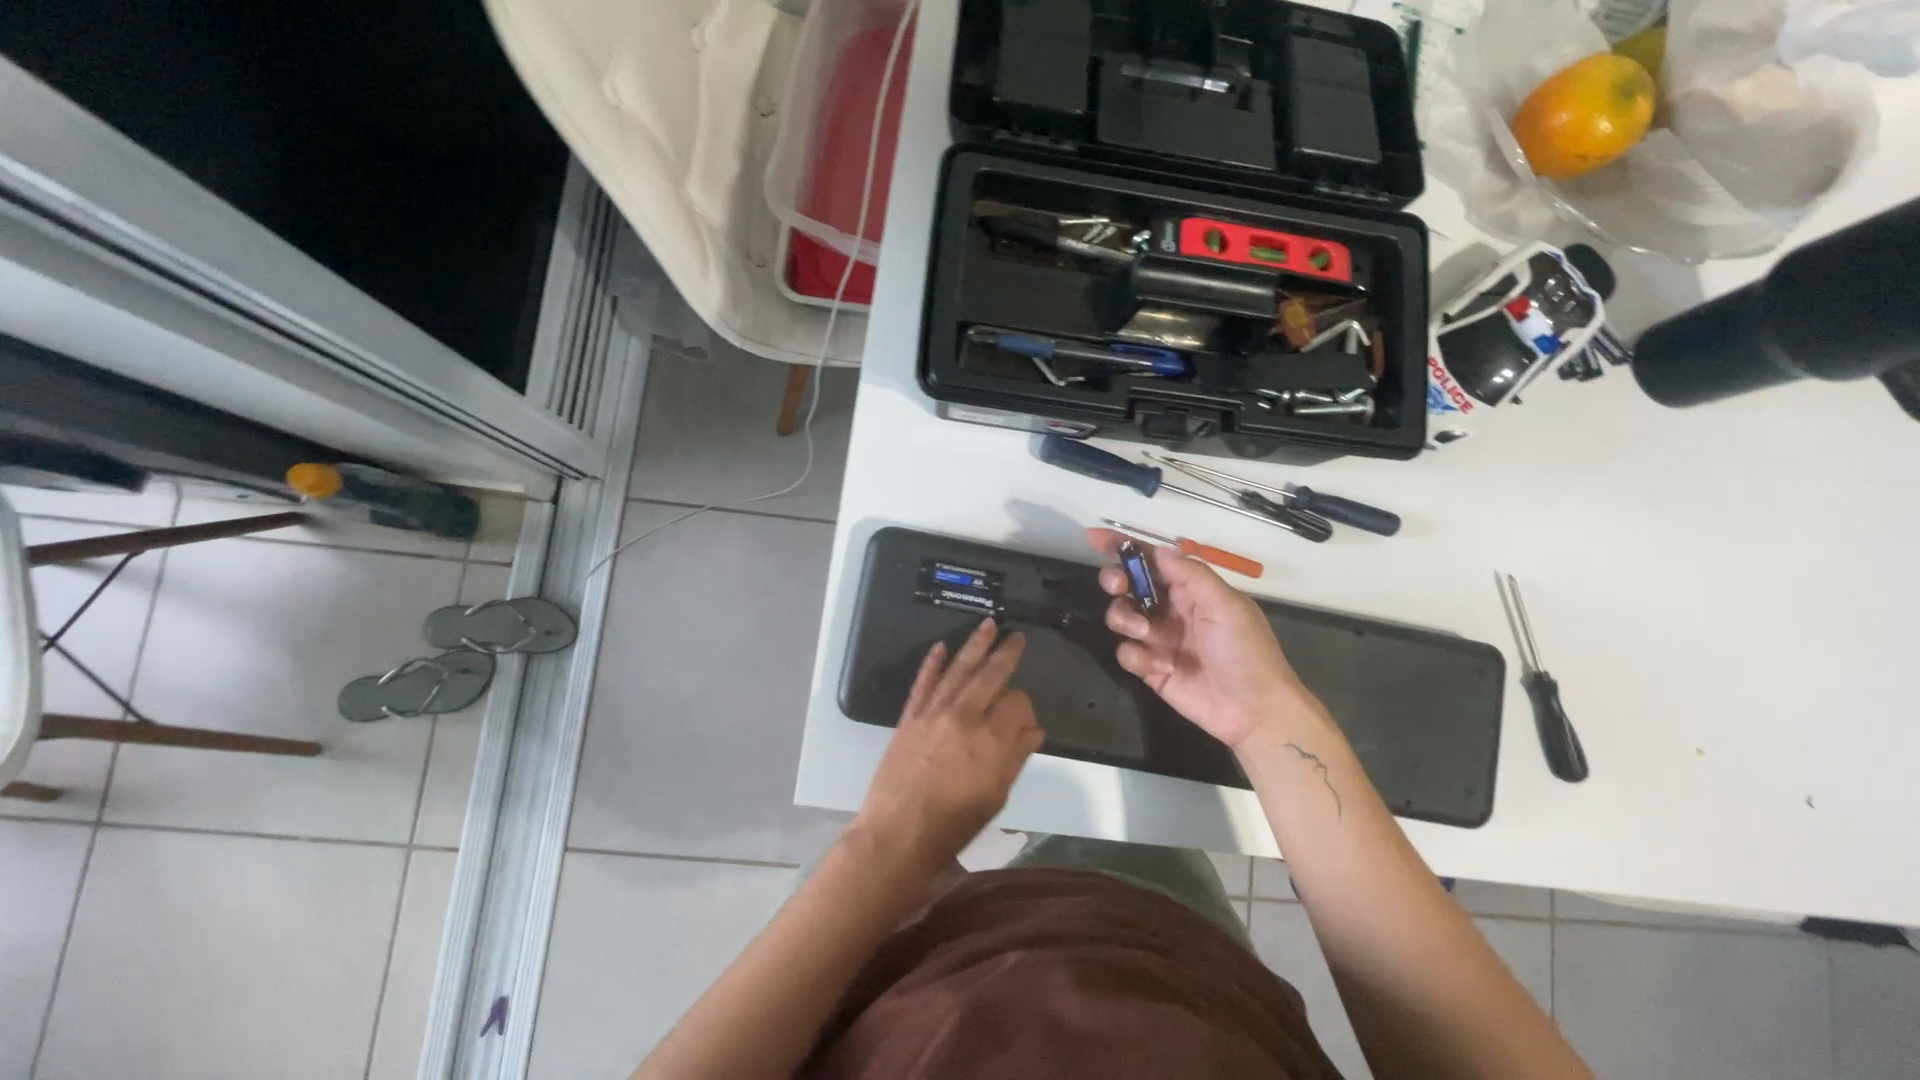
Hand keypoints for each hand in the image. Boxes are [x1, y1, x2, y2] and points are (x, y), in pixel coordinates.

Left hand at [854, 618, 1042, 873]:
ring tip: (988, 625)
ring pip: (957, 671)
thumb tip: (1034, 731)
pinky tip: (940, 647)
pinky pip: (922, 684)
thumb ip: (1015, 758)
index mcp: (990, 739)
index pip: (1017, 704)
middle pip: (989, 676)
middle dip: (1006, 655)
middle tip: (1017, 637)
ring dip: (974, 646)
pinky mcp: (909, 719)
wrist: (898, 835)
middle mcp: (963, 717)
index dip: (1027, 709)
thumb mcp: (996, 797)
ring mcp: (932, 715)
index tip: (1027, 723)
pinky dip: (931, 664)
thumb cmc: (954, 825)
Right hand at [1089, 527, 1309, 747]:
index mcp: (1192, 589)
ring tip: (1144, 634)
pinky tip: (1156, 666)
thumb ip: (1190, 574)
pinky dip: (1134, 655)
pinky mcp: (1150, 669)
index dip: (1124, 546)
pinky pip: (1126, 652)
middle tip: (1118, 587)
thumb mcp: (1226, 604)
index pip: (1153, 560)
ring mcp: (1159, 639)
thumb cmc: (1246, 651)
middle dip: (1117, 581)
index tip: (1094, 537)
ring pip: (1121, 616)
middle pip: (1129, 585)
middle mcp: (1172, 609)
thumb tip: (1157, 549)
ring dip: (1125, 619)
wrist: (1253, 710)